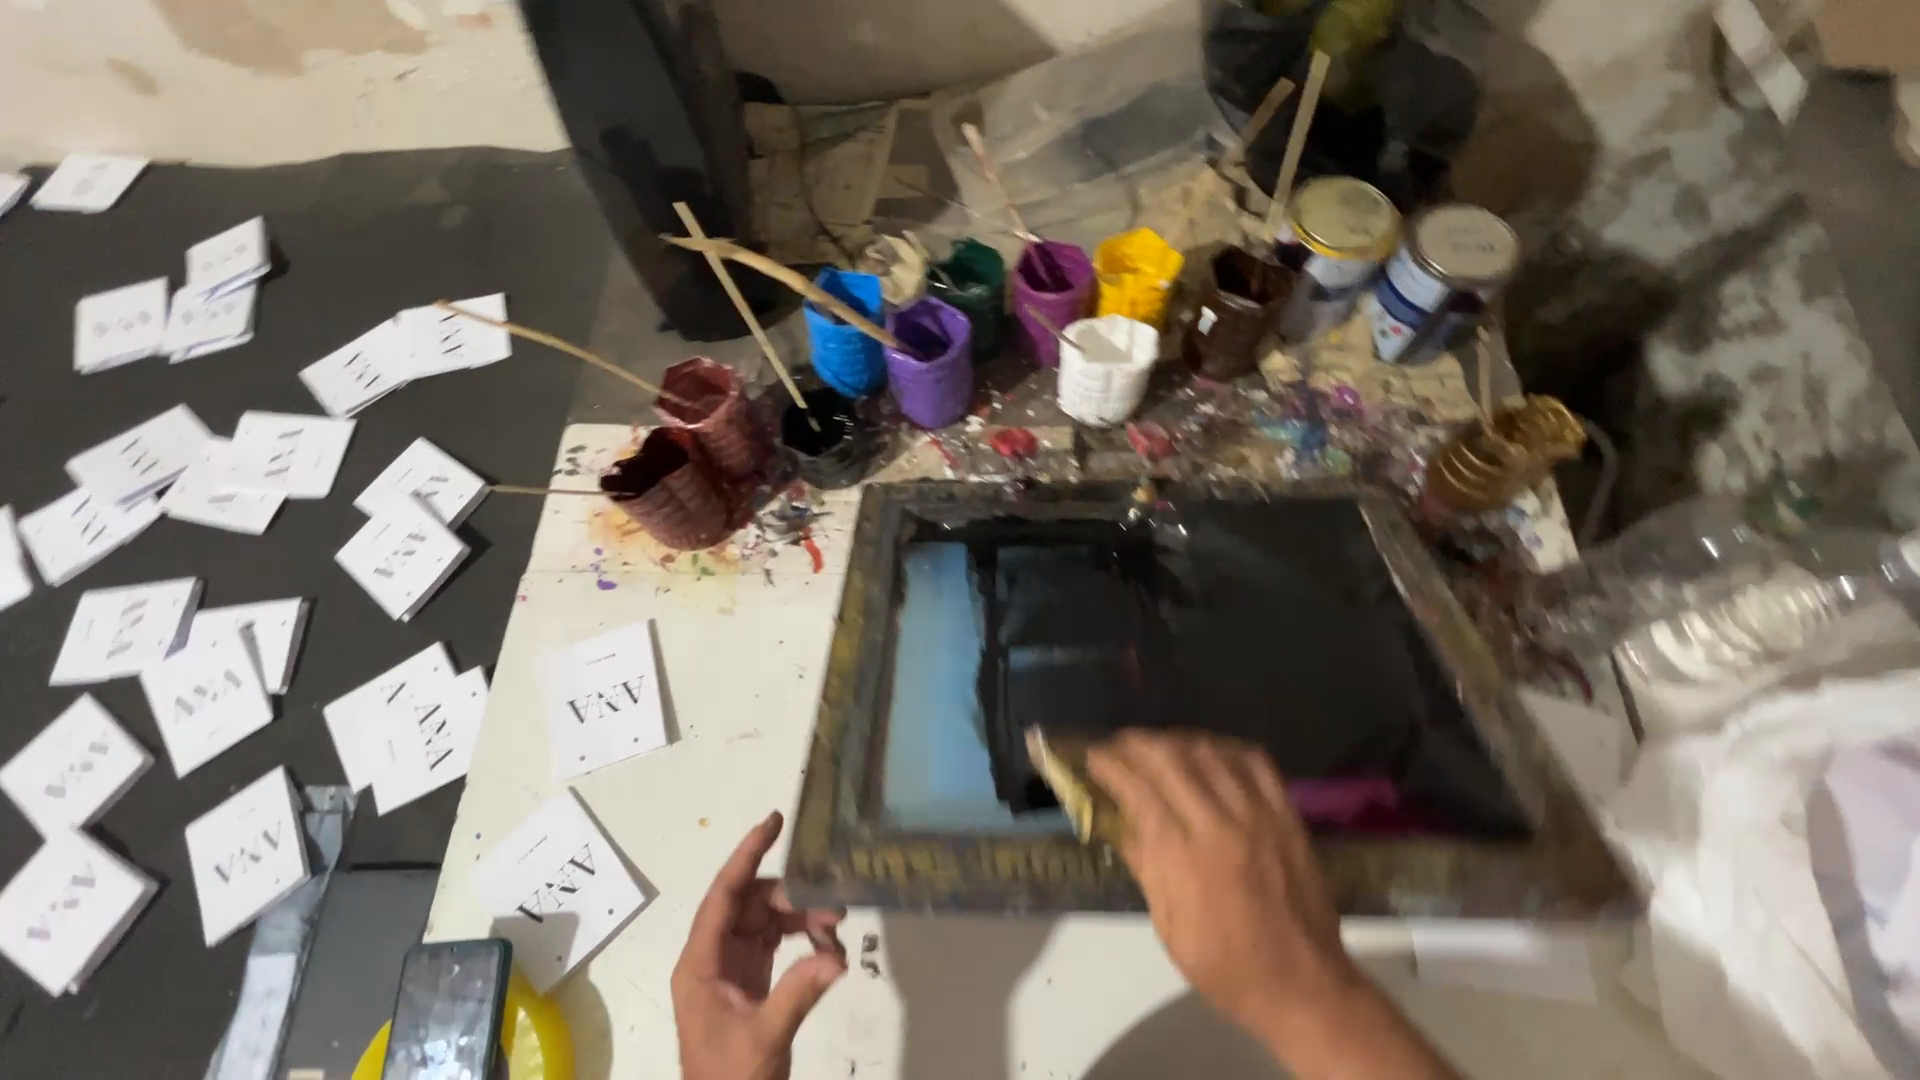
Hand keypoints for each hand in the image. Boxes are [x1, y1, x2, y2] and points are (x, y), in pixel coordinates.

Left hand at [672, 812, 847, 1079]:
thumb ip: (798, 992)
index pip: (723, 895)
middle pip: (752, 904)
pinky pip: (778, 940)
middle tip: (833, 905)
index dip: (747, 855)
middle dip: (793, 897)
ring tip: (837, 928)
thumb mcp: (763, 1037)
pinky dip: (804, 938)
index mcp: (701, 962)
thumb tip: (837, 956)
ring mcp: (732, 966)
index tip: (773, 822)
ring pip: (768, 919)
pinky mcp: (751, 978)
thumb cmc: (730, 1079)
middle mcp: (713, 955)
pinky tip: (829, 950)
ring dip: (803, 918)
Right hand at [1087, 732, 1356, 1037]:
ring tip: (1157, 745)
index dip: (1109, 766)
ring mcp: (1258, 815)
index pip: (1137, 789)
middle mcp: (1219, 824)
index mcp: (1183, 856)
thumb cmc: (1224, 965)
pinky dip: (1225, 748)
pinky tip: (1209, 753)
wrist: (1302, 986)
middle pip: (1168, 758)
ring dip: (1175, 740)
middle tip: (1118, 746)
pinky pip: (1254, 762)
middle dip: (1135, 744)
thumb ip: (1144, 863)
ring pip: (1208, 751)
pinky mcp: (1287, 816)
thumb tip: (1116, 820)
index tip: (1093, 757)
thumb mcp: (1167, 924)